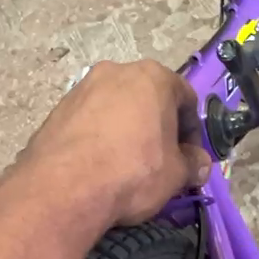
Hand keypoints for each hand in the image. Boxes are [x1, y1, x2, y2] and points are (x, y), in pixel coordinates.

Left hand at [19, 60, 210, 225]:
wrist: (66, 186)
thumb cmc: (134, 172)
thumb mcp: (175, 174)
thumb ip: (192, 164)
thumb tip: (199, 165)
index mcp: (154, 77)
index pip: (186, 98)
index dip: (192, 132)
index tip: (189, 158)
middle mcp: (117, 72)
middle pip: (149, 98)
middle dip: (158, 127)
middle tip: (160, 160)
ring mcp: (83, 88)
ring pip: (117, 108)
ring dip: (127, 130)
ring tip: (127, 165)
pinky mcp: (58, 109)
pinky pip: (90, 121)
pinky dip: (100, 137)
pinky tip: (99, 165)